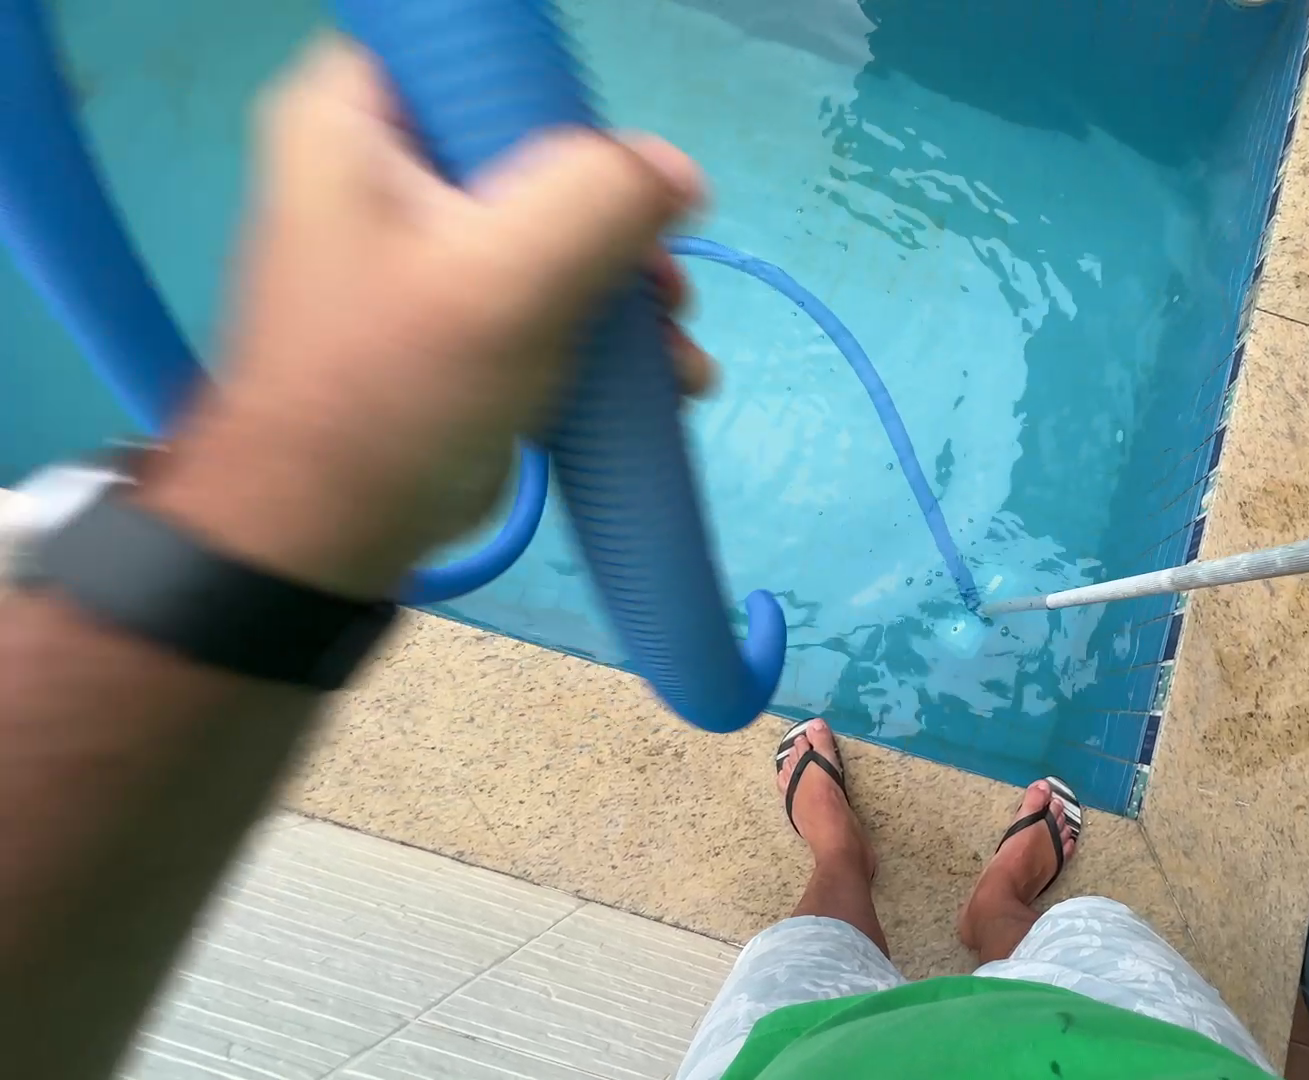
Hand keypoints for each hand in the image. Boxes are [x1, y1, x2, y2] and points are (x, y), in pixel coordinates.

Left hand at [141, 38, 713, 597]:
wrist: (349, 520)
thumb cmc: (405, 386)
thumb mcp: (506, 279)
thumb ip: (599, 202)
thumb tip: (682, 174)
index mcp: (365, 121)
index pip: (474, 57)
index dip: (557, 105)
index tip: (611, 184)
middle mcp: (402, 176)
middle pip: (546, 159)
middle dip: (625, 232)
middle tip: (662, 290)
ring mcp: (446, 256)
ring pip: (572, 241)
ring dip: (640, 300)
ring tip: (677, 360)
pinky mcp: (480, 319)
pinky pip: (568, 301)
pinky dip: (621, 339)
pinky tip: (666, 381)